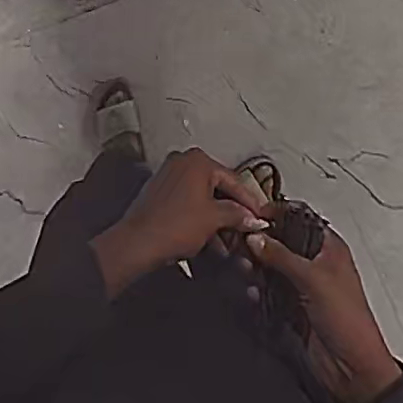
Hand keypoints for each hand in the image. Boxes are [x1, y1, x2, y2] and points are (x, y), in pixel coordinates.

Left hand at [89, 148, 266, 297]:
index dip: (250, 201)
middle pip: (218, 186)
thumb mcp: (214, 219)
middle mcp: (182, 161)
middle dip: (233, 210)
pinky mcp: (161, 190)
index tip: (261, 215)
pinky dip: (201, 216)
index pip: (233, 179)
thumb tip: (250, 217)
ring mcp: (169, 174)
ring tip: (230, 240)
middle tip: (247, 227)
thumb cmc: (173, 225)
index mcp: (197, 161)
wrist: (140, 241)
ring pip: (203, 195)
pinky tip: (210, 238)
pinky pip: (189, 200)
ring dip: (217, 217)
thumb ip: (237, 214)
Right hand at [247, 212, 402, 402]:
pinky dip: (257, 287)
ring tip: (245, 268)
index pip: (299, 218)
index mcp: (328, 248)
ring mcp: (302, 283)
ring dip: (256, 265)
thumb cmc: (351, 323)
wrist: (352, 372)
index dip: (277, 213)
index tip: (253, 214)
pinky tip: (252, 290)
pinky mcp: (291, 304)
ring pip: (271, 264)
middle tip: (243, 242)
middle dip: (260, 242)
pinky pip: (268, 288)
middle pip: (281, 241)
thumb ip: (281, 255)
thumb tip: (256, 237)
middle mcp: (315, 262)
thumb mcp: (314, 279)